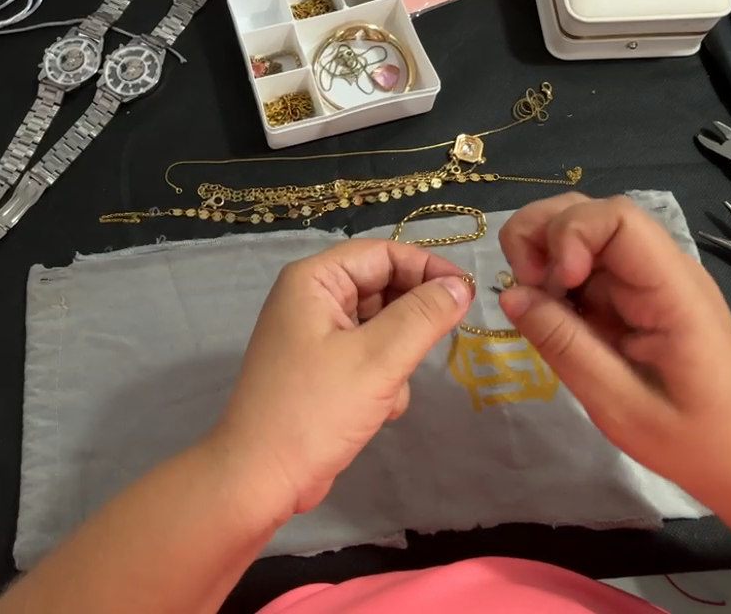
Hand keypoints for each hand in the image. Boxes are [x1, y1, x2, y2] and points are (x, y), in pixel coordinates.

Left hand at [206, 239, 472, 516]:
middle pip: (381, 286)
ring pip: (380, 324)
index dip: (426, 267)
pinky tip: (380, 408)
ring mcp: (315, 334)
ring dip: (398, 354)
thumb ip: (422, 316)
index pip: (381, 253)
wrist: (261, 477)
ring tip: (393, 385)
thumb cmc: (315, 409)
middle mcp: (312, 298)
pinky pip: (368, 355)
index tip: (469, 292)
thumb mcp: (377, 359)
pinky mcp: (322, 368)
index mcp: (314, 280)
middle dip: (410, 318)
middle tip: (442, 342)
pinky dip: (383, 377)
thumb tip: (460, 285)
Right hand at [496, 193, 730, 509]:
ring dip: (540, 250)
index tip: (552, 283)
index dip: (570, 233)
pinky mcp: (629, 292)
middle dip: (540, 234)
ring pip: (578, 227)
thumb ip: (564, 345)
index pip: (617, 218)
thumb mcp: (620, 406)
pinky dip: (551, 275)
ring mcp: (644, 277)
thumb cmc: (695, 442)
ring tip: (534, 298)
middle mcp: (660, 268)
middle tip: (526, 287)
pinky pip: (581, 261)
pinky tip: (550, 312)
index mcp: (674, 290)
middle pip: (589, 210)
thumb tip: (508, 294)